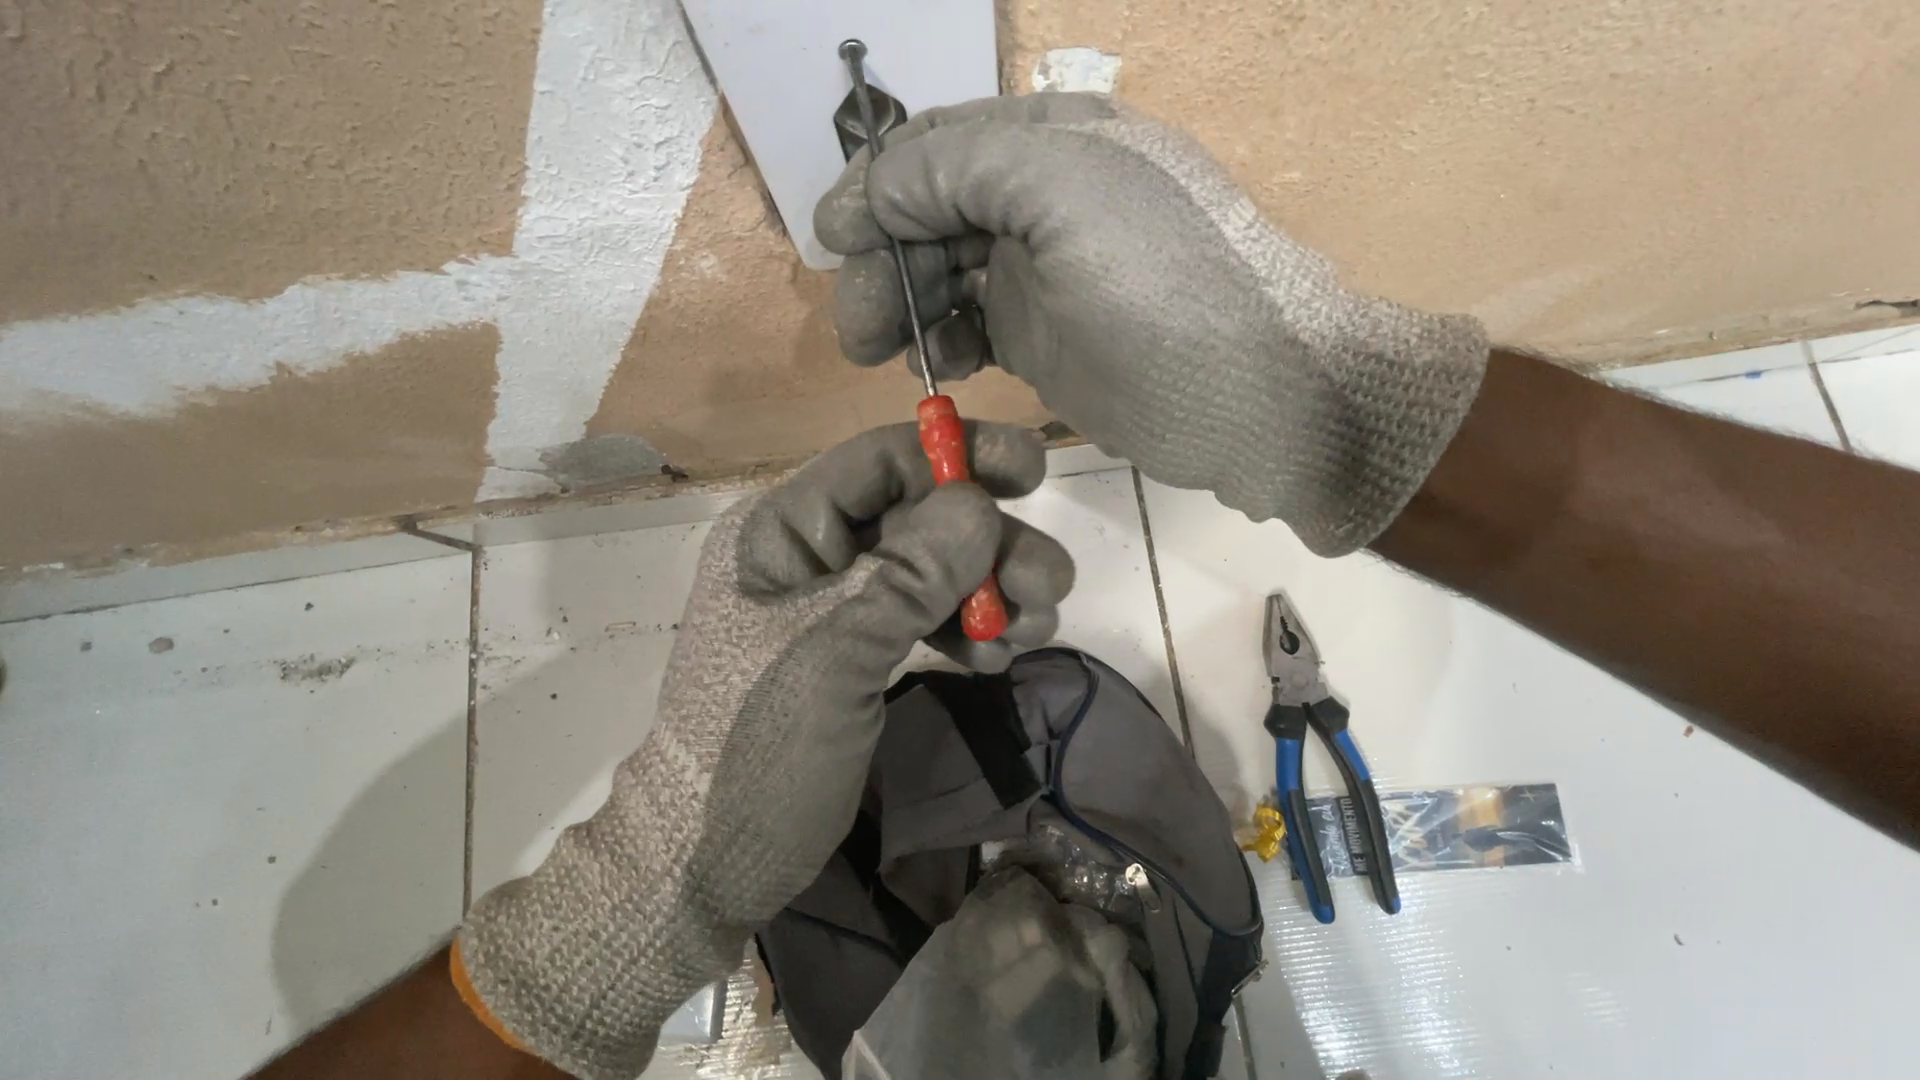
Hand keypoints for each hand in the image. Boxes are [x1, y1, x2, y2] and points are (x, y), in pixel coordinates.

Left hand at [455, 423, 1072, 1078]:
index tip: (1033, 471)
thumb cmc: (754, 743)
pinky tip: (999, 657)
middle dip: (991, 544)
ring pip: (936, 570)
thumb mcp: (831, 654)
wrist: (713, 856)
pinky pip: (930, 619)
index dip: (957, 455)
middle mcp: (816, 555)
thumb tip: (981, 504)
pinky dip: (971, 630)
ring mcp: (844, 606)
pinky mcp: (866, 653)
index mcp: (783, 530)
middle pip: (923, 517)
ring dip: (993, 591)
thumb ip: (906, 575)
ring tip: (1037, 626)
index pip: (880, 463)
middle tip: (1051, 583)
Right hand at [815, 93, 1489, 554]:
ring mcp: (1043, 270)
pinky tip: (940, 362)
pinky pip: (972, 322)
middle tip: (862, 330)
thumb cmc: (1164, 290)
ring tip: (886, 350)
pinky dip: (945, 338)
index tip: (831, 246)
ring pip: (944, 270)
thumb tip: (864, 197)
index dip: (876, 189)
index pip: (936, 146)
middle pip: (930, 211)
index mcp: (1053, 139)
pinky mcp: (1046, 334)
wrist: (1254, 401)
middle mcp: (1043, 196)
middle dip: (886, 261)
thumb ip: (956, 169)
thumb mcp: (1064, 194)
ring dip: (907, 303)